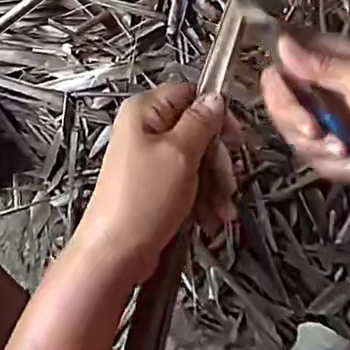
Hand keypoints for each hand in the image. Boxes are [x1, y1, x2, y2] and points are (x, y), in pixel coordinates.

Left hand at [75, 84, 238, 274]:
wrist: (115, 255)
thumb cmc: (139, 202)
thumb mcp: (179, 154)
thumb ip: (201, 123)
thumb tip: (215, 98)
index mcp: (144, 111)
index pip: (189, 94)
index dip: (216, 114)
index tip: (235, 136)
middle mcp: (144, 130)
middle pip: (196, 130)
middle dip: (217, 160)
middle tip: (227, 181)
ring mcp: (148, 158)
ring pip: (195, 159)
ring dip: (214, 184)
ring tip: (221, 210)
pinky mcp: (153, 185)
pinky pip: (187, 182)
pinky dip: (202, 199)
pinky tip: (210, 219)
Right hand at [261, 32, 349, 203]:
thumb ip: (327, 65)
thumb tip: (281, 44)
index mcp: (332, 56)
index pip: (282, 55)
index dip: (279, 77)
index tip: (291, 97)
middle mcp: (322, 82)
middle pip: (278, 94)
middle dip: (294, 120)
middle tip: (318, 133)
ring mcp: (325, 115)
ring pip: (290, 128)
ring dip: (316, 148)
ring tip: (349, 154)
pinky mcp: (330, 145)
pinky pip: (308, 155)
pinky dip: (330, 165)